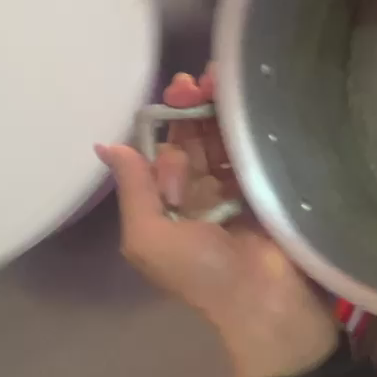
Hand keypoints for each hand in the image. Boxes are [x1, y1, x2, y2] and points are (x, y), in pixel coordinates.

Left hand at [96, 67, 337, 376]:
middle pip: (196, 141)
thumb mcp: (149, 236)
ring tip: (222, 79)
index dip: (168, 123)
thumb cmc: (200, 271)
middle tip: (199, 78)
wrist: (264, 297)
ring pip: (225, 142)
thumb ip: (134, 189)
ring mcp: (238, 189)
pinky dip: (250, 128)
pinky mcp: (269, 187)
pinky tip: (251, 105)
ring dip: (222, 111)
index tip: (177, 93)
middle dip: (194, 109)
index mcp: (168, 207)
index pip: (164, 154)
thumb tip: (107, 144)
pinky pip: (254, 152)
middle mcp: (201, 194)